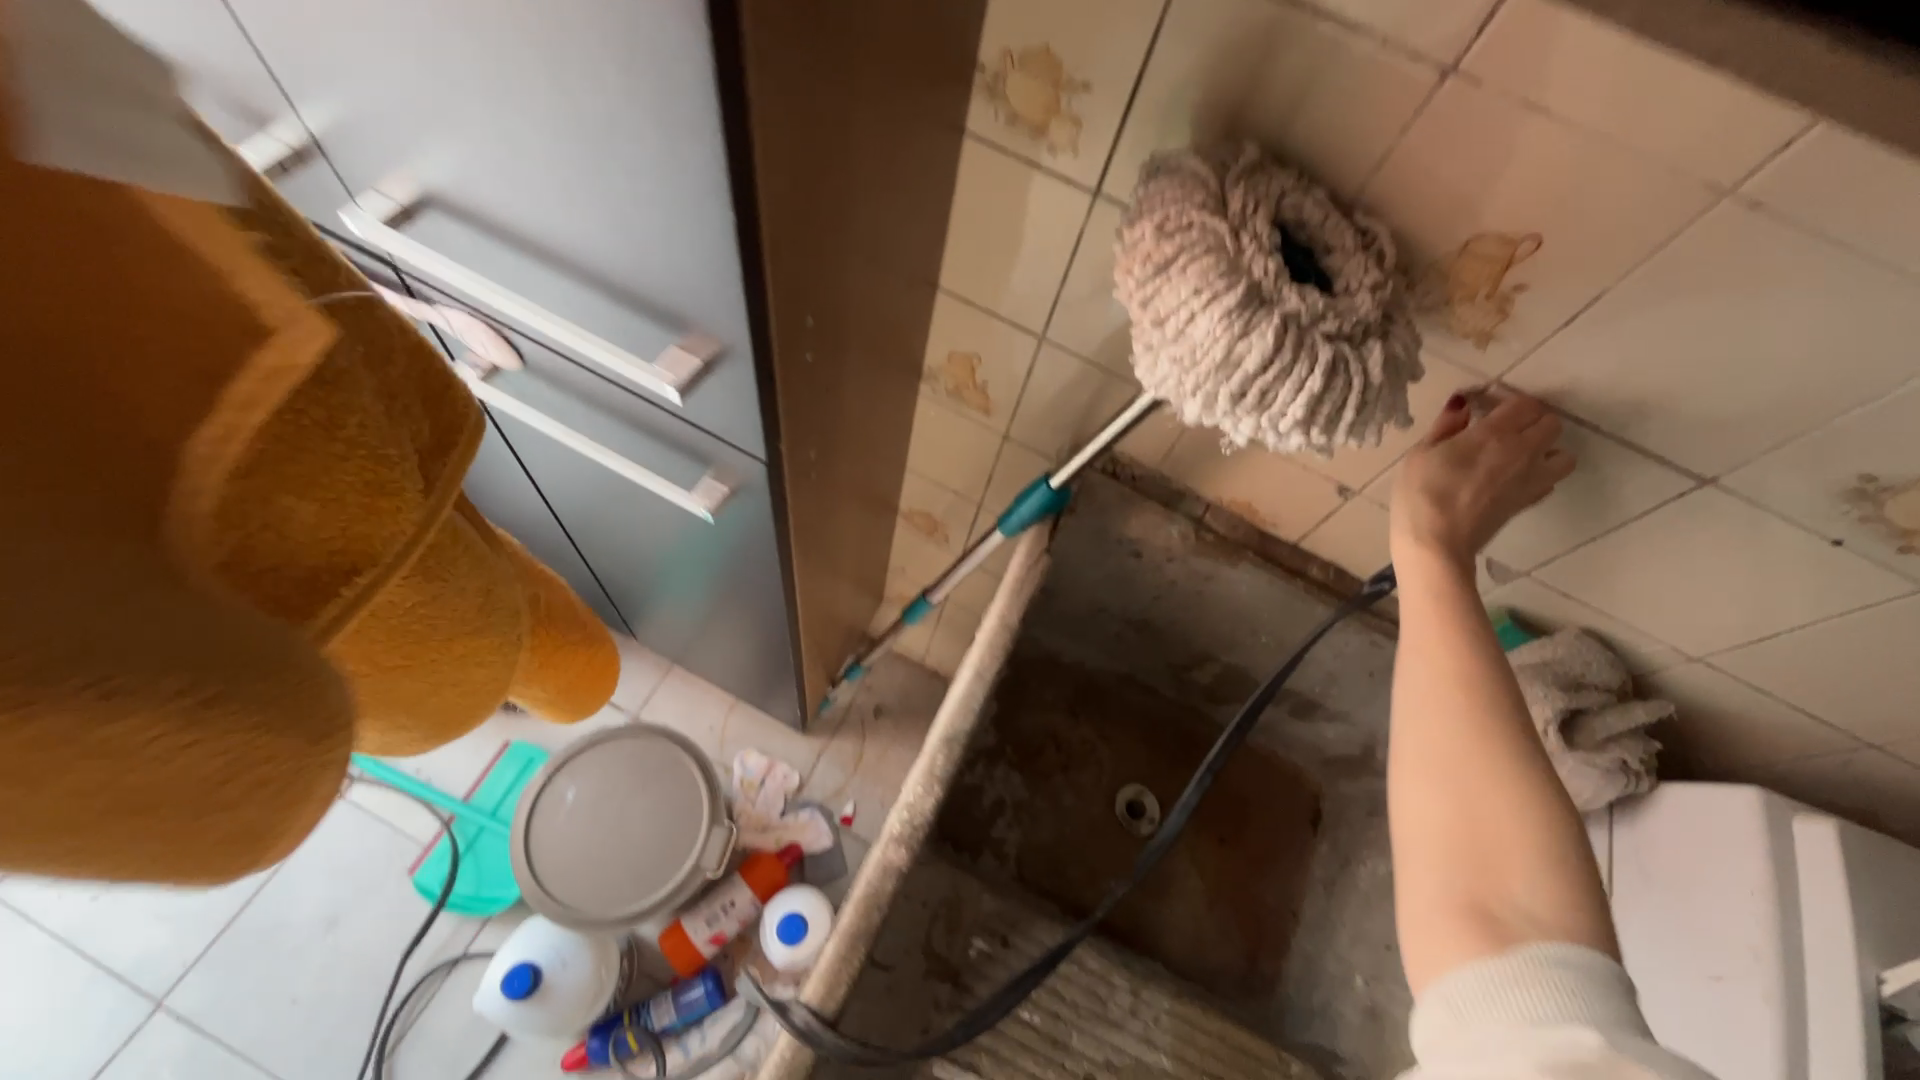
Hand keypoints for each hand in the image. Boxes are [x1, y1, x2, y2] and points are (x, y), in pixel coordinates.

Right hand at [1390, 391, 1575, 571]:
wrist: (1437, 542)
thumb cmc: (1420, 494)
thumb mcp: (1420, 453)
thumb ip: (1445, 426)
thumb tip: (1463, 406)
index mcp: (1493, 433)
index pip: (1523, 404)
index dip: (1507, 401)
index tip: (1485, 408)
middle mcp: (1522, 450)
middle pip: (1551, 422)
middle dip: (1531, 420)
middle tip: (1504, 429)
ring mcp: (1532, 477)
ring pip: (1563, 452)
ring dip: (1547, 448)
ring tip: (1519, 454)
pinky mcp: (1530, 500)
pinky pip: (1551, 479)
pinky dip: (1540, 474)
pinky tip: (1515, 478)